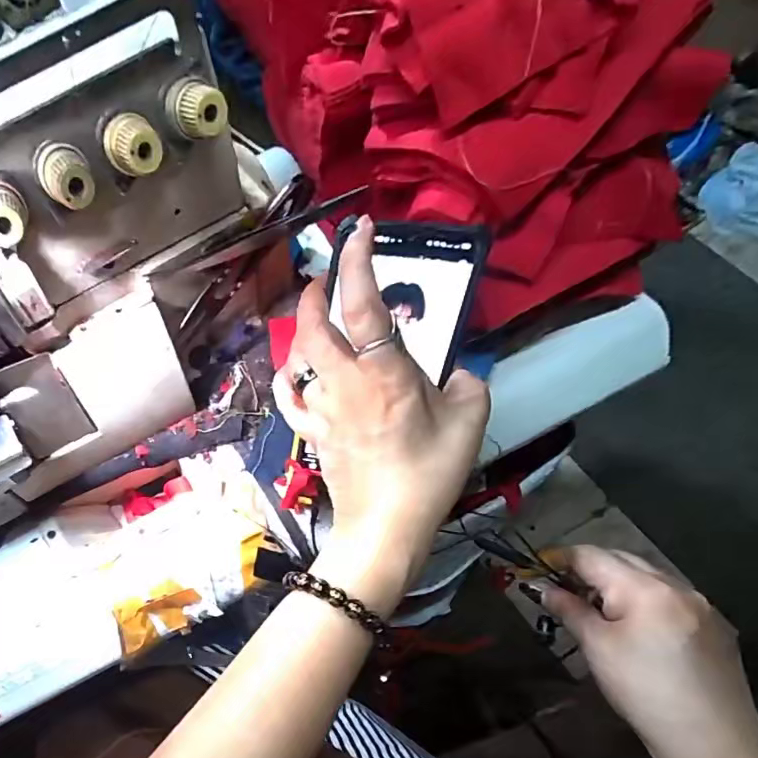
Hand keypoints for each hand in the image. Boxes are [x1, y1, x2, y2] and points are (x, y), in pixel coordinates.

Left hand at [272, 219, 490, 605]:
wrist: (383, 526)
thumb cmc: (427, 475)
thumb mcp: (469, 421)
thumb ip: (463, 382)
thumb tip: (450, 371)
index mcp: (382, 372)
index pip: (361, 303)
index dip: (356, 261)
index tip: (358, 231)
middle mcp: (342, 383)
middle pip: (312, 324)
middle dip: (314, 291)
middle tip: (327, 275)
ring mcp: (320, 409)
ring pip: (297, 358)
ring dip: (303, 331)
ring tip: (317, 320)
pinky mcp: (310, 433)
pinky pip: (289, 397)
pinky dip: (288, 378)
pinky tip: (294, 372)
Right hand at [542, 546, 757, 757]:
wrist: (711, 738)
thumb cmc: (641, 688)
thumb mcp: (596, 647)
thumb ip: (569, 609)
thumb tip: (543, 587)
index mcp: (645, 587)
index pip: (592, 555)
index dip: (559, 557)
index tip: (535, 567)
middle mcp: (678, 586)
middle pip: (623, 559)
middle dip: (588, 567)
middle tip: (559, 587)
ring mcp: (703, 606)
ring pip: (649, 577)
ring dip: (616, 582)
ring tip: (593, 607)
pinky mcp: (716, 627)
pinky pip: (670, 597)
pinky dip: (642, 598)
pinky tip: (634, 627)